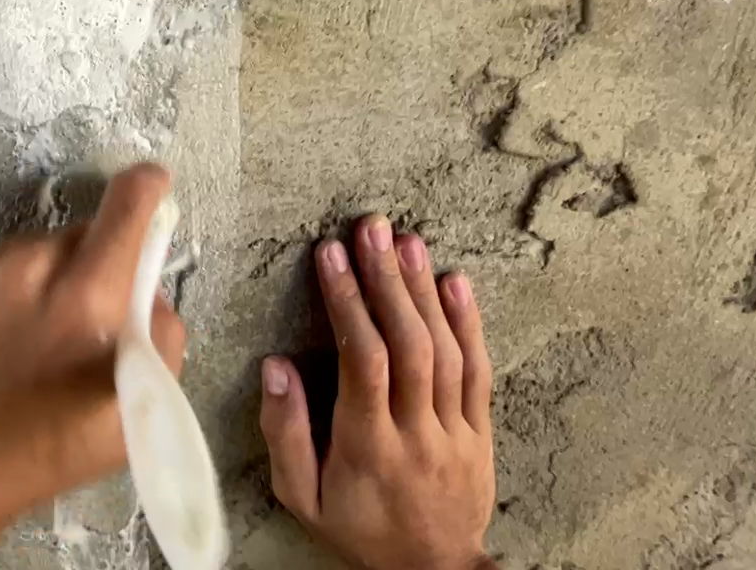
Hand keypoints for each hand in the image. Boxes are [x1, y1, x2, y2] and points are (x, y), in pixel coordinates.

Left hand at [0, 163, 187, 569]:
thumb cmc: (41, 449)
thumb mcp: (130, 415)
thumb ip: (160, 338)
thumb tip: (148, 291)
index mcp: (85, 297)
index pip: (127, 207)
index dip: (148, 187)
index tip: (154, 184)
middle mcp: (30, 264)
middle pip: (79, 237)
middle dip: (88, 267)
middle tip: (75, 322)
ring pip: (31, 250)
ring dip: (39, 278)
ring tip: (19, 339)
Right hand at [259, 215, 496, 569]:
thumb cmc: (357, 529)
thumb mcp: (301, 496)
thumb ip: (285, 433)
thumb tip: (274, 366)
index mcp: (369, 444)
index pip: (364, 361)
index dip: (347, 302)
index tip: (329, 254)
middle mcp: (419, 432)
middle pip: (409, 345)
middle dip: (386, 279)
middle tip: (370, 228)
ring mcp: (457, 431)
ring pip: (446, 350)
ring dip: (423, 290)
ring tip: (405, 241)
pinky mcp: (481, 431)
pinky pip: (480, 371)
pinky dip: (469, 322)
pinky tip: (454, 281)